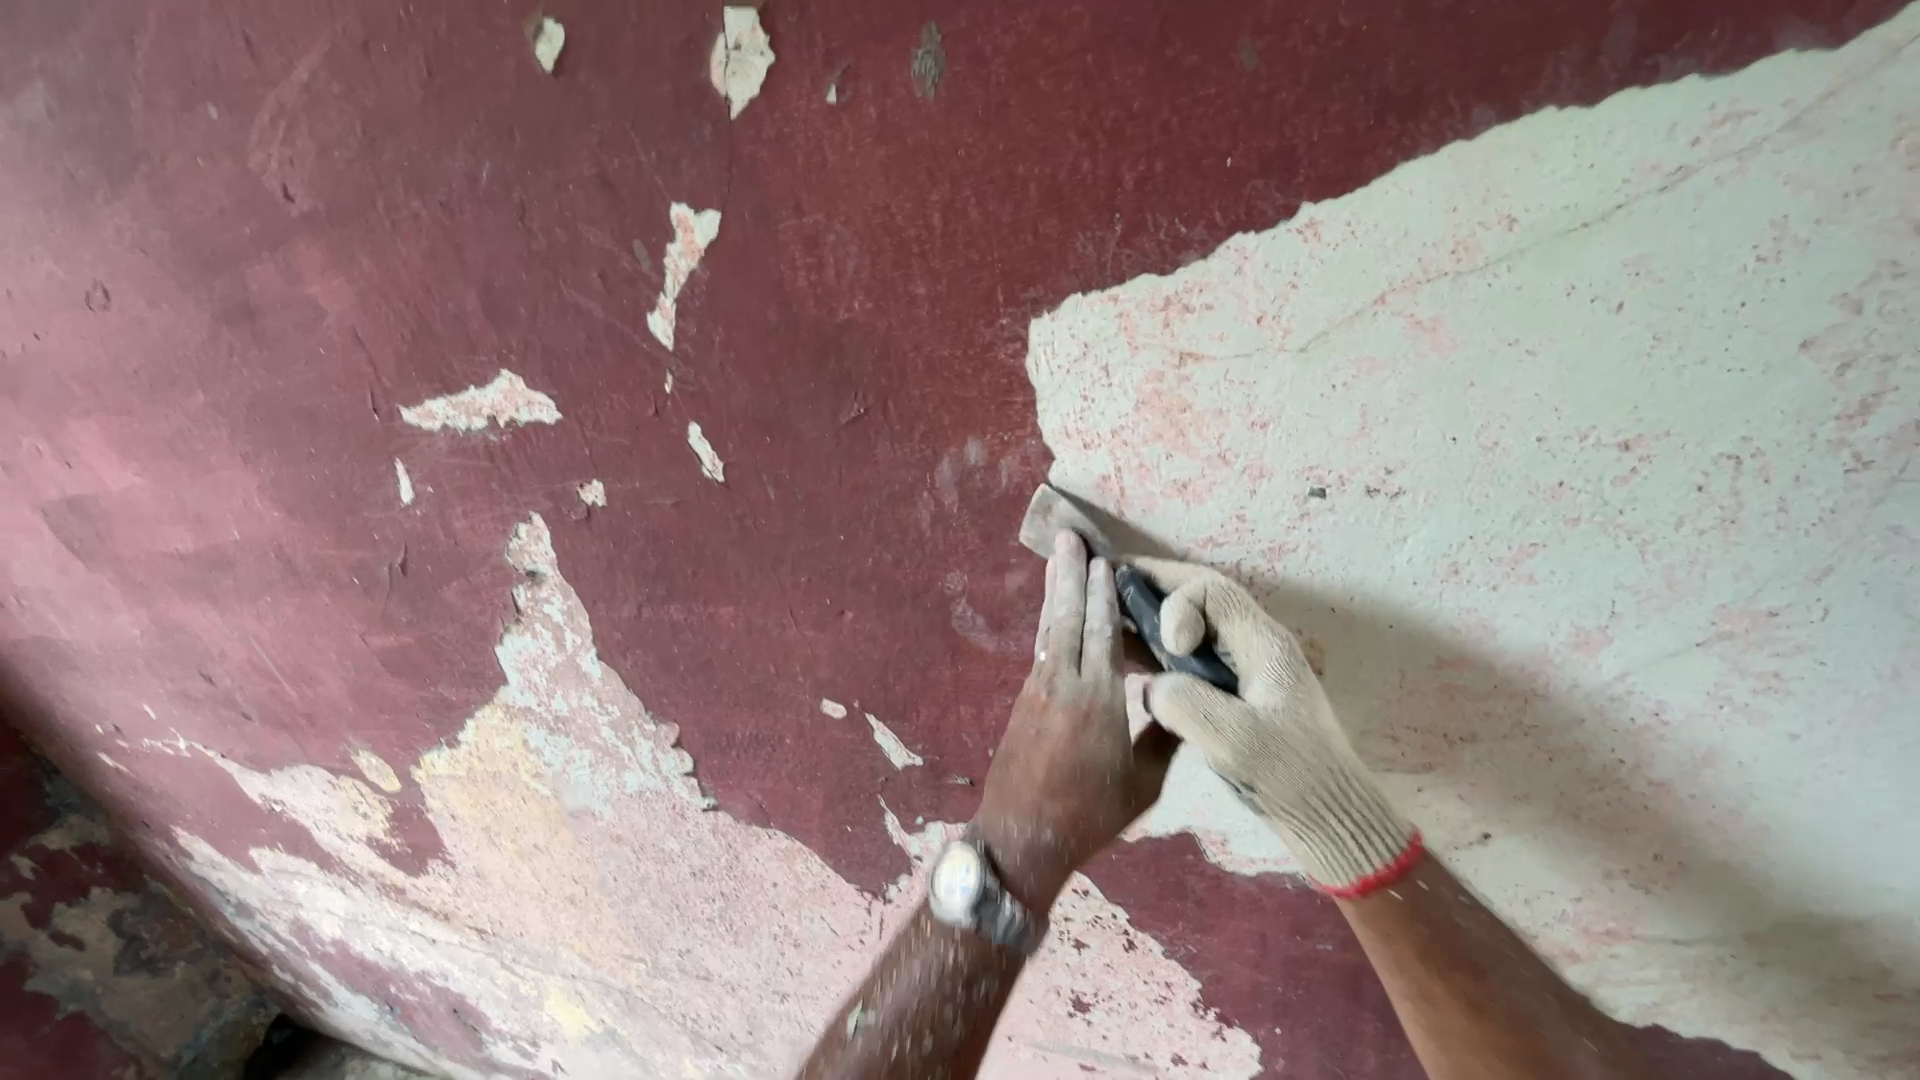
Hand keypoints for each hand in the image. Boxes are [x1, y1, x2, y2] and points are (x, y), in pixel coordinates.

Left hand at [976, 531, 1178, 906]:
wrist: (1022, 836)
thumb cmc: (1090, 815)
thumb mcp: (1143, 785)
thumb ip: (1162, 739)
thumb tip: (1180, 703)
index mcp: (1099, 700)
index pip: (1103, 634)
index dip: (1104, 595)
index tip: (1105, 561)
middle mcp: (1063, 683)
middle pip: (1069, 617)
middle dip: (1071, 575)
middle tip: (1069, 537)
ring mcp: (1037, 689)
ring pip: (1049, 629)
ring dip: (1055, 590)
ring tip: (1058, 557)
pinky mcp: (1023, 700)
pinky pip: (1040, 648)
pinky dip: (1048, 622)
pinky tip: (1052, 611)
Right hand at [1133, 557, 1421, 895]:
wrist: (1329, 821)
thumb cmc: (1290, 777)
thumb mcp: (1233, 740)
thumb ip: (1184, 701)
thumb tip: (1152, 686)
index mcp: (1262, 644)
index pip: (1211, 590)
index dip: (1177, 604)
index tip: (1168, 646)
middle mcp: (1252, 646)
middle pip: (1197, 597)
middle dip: (1150, 588)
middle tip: (1103, 586)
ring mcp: (1243, 671)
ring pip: (1189, 627)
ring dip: (1149, 621)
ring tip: (1104, 621)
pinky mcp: (1232, 697)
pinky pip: (1188, 661)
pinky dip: (1156, 655)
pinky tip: (1127, 666)